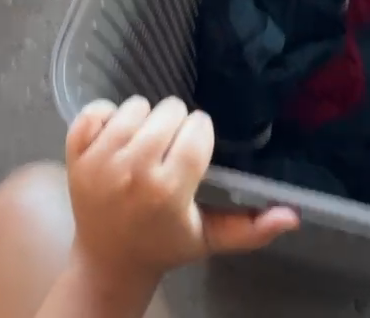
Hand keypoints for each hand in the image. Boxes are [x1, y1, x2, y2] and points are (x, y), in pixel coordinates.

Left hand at [66, 96, 298, 283]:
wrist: (107, 264)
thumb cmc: (164, 245)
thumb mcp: (210, 239)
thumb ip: (252, 228)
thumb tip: (294, 216)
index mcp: (168, 190)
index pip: (197, 127)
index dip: (200, 135)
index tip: (195, 152)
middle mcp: (132, 170)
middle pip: (168, 110)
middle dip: (174, 126)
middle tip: (169, 151)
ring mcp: (99, 160)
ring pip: (136, 104)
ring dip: (144, 119)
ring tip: (145, 145)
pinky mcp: (75, 153)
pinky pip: (94, 110)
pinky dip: (106, 117)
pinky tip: (116, 137)